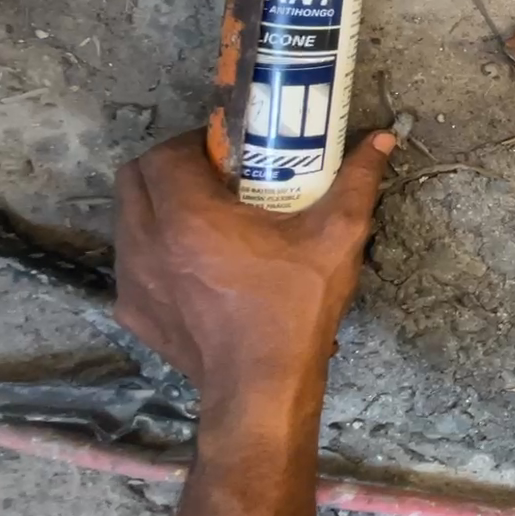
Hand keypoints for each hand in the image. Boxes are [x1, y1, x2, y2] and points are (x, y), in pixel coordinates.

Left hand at [113, 129, 394, 406]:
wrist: (262, 379)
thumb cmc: (299, 299)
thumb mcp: (341, 232)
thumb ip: (359, 179)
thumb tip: (383, 137)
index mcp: (190, 218)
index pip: (165, 155)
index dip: (197, 138)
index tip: (237, 143)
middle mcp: (146, 243)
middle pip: (134, 180)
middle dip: (176, 163)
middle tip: (227, 168)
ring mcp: (132, 278)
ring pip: (131, 218)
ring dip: (168, 200)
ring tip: (222, 210)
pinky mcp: (134, 307)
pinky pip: (137, 256)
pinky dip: (165, 240)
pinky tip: (212, 256)